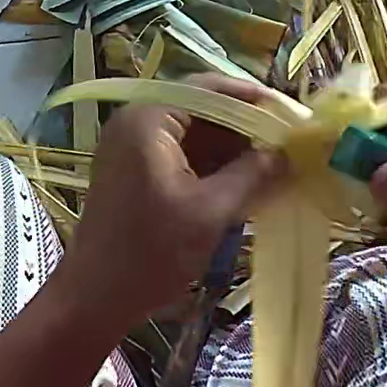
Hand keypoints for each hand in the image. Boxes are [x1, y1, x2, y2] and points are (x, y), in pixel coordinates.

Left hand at [50, 75, 286, 338]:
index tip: (293, 116)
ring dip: (230, 149)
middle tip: (290, 146)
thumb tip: (291, 152)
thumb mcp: (211, 211)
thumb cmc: (150, 252)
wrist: (93, 297)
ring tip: (276, 167)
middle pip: (201, 109)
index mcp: (148, 119)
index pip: (210, 88)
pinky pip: (179, 153)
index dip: (254, 99)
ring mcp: (131, 146)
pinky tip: (244, 183)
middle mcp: (136, 122)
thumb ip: (254, 174)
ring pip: (193, 133)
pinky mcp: (134, 170)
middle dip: (245, 128)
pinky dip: (210, 165)